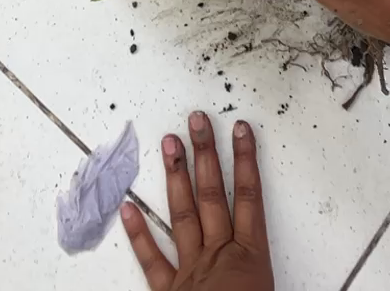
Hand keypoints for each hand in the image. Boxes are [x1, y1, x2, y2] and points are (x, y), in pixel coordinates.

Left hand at [121, 112, 272, 290]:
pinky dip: (139, 234)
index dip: (245, 160)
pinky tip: (128, 209)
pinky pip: (151, 260)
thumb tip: (260, 262)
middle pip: (212, 195)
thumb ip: (261, 268)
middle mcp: (217, 254)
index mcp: (249, 258)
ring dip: (176, 176)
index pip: (250, 197)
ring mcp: (190, 270)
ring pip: (183, 215)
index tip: (241, 130)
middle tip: (197, 121)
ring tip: (170, 143)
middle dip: (206, 154)